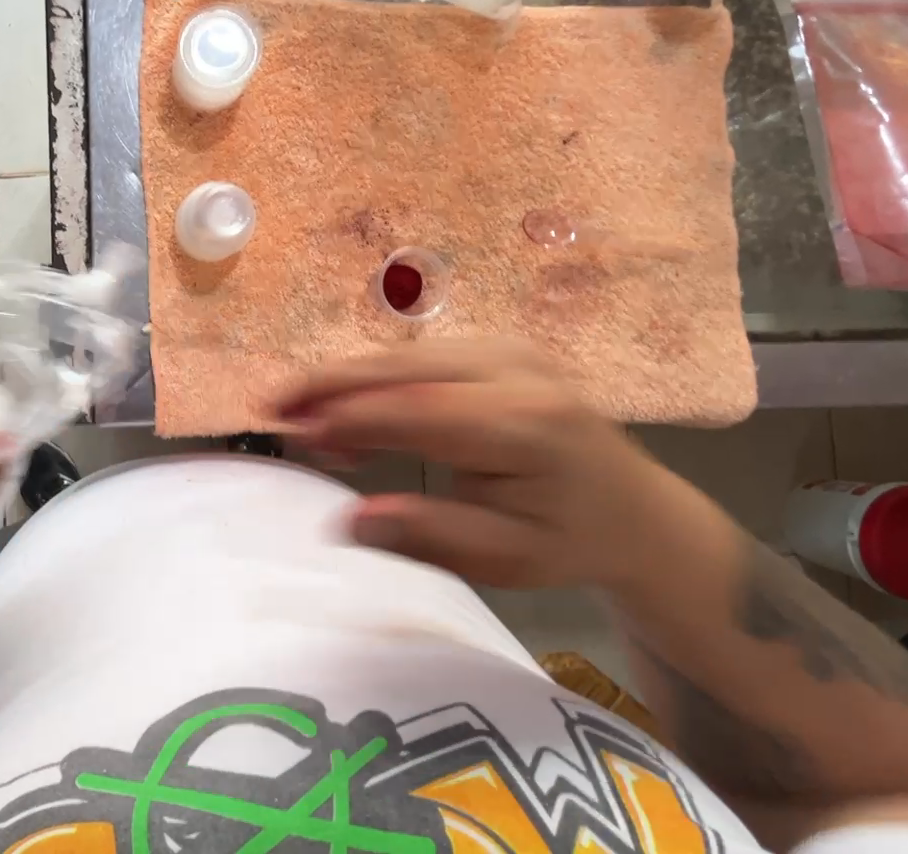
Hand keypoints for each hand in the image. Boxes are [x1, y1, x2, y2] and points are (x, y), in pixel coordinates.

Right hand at [273, 338, 699, 590]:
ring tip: (300, 418)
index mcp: (526, 424)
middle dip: (330, 383)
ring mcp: (510, 350)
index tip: (292, 430)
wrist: (637, 512)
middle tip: (271, 405)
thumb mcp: (504, 559)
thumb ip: (429, 535)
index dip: (347, 416)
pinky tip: (347, 409)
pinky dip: (374, 381)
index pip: (417, 410)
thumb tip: (350, 520)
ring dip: (346, 382)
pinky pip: (419, 358)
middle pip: (402, 368)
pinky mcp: (500, 347)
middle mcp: (518, 370)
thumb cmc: (568, 541)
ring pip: (404, 357)